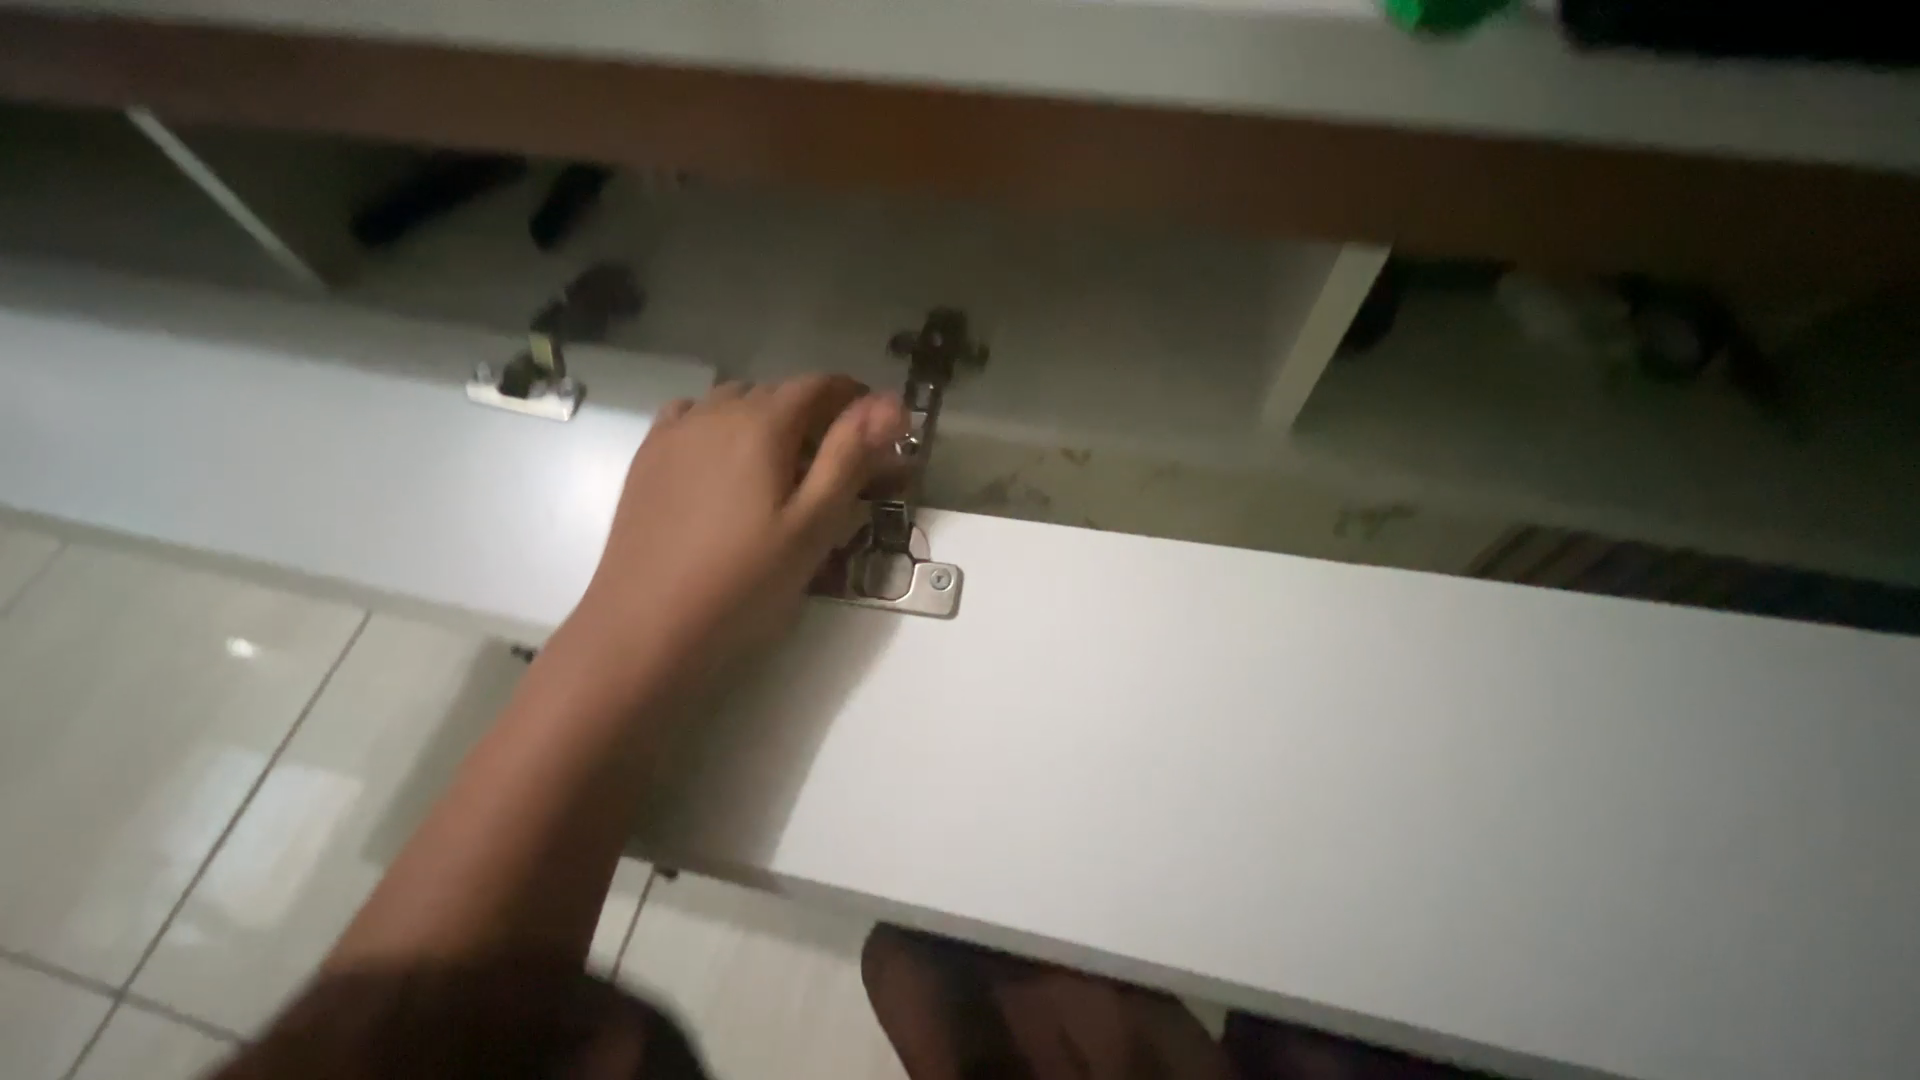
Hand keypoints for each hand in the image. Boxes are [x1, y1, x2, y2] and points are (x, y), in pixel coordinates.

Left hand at [566, 375, 906, 686]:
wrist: (646, 627)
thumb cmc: (744, 582)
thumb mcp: (814, 524)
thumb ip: (851, 456)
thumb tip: (892, 402)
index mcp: (762, 422)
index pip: (821, 385)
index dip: (856, 401)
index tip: (877, 436)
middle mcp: (715, 411)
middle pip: (779, 393)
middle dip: (815, 418)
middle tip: (837, 469)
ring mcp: (675, 432)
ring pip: (734, 402)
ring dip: (768, 420)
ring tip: (781, 470)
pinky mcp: (648, 457)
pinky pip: (692, 417)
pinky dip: (720, 427)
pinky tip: (724, 464)